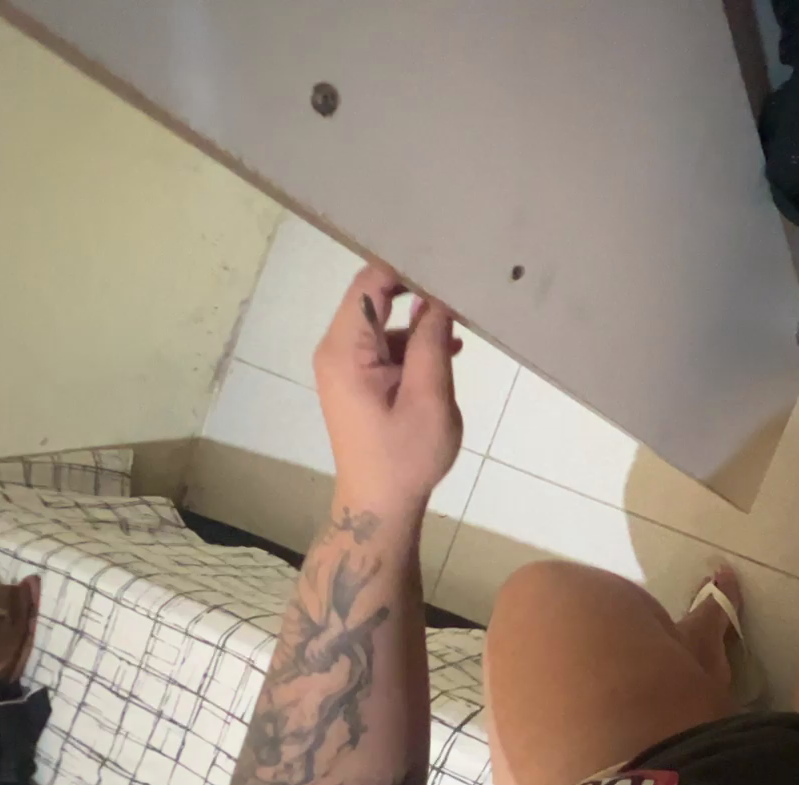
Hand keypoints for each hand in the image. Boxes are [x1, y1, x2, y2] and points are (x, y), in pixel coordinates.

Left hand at [312, 264, 463, 515]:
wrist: (380, 504)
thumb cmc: (405, 456)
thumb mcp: (428, 398)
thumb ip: (431, 342)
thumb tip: (437, 299)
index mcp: (346, 349)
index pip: (369, 283)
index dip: (407, 268)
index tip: (447, 266)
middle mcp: (337, 350)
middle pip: (373, 298)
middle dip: (416, 291)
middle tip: (461, 289)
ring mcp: (345, 366)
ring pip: (382, 323)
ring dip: (420, 323)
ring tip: (461, 328)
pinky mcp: (358, 382)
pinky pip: (384, 348)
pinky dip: (413, 346)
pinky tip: (446, 353)